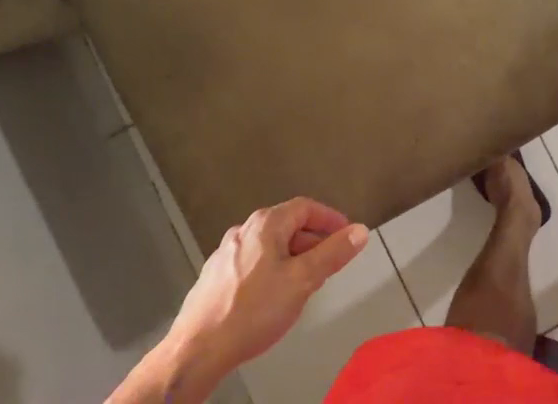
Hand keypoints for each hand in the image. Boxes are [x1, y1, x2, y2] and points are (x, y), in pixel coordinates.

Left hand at [170, 197, 369, 372]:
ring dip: (293, 256)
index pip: (305, 207)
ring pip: (269, 246)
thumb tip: (360, 231)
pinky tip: (273, 297)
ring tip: (307, 281)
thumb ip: (333, 254)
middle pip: (286, 225)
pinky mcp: (214, 277)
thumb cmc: (254, 310)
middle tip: (331, 262)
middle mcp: (243, 231)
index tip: (347, 235)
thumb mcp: (303, 281)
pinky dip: (272, 269)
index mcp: (265, 224)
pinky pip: (252, 263)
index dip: (330, 218)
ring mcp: (225, 253)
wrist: (197, 350)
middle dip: (313, 240)